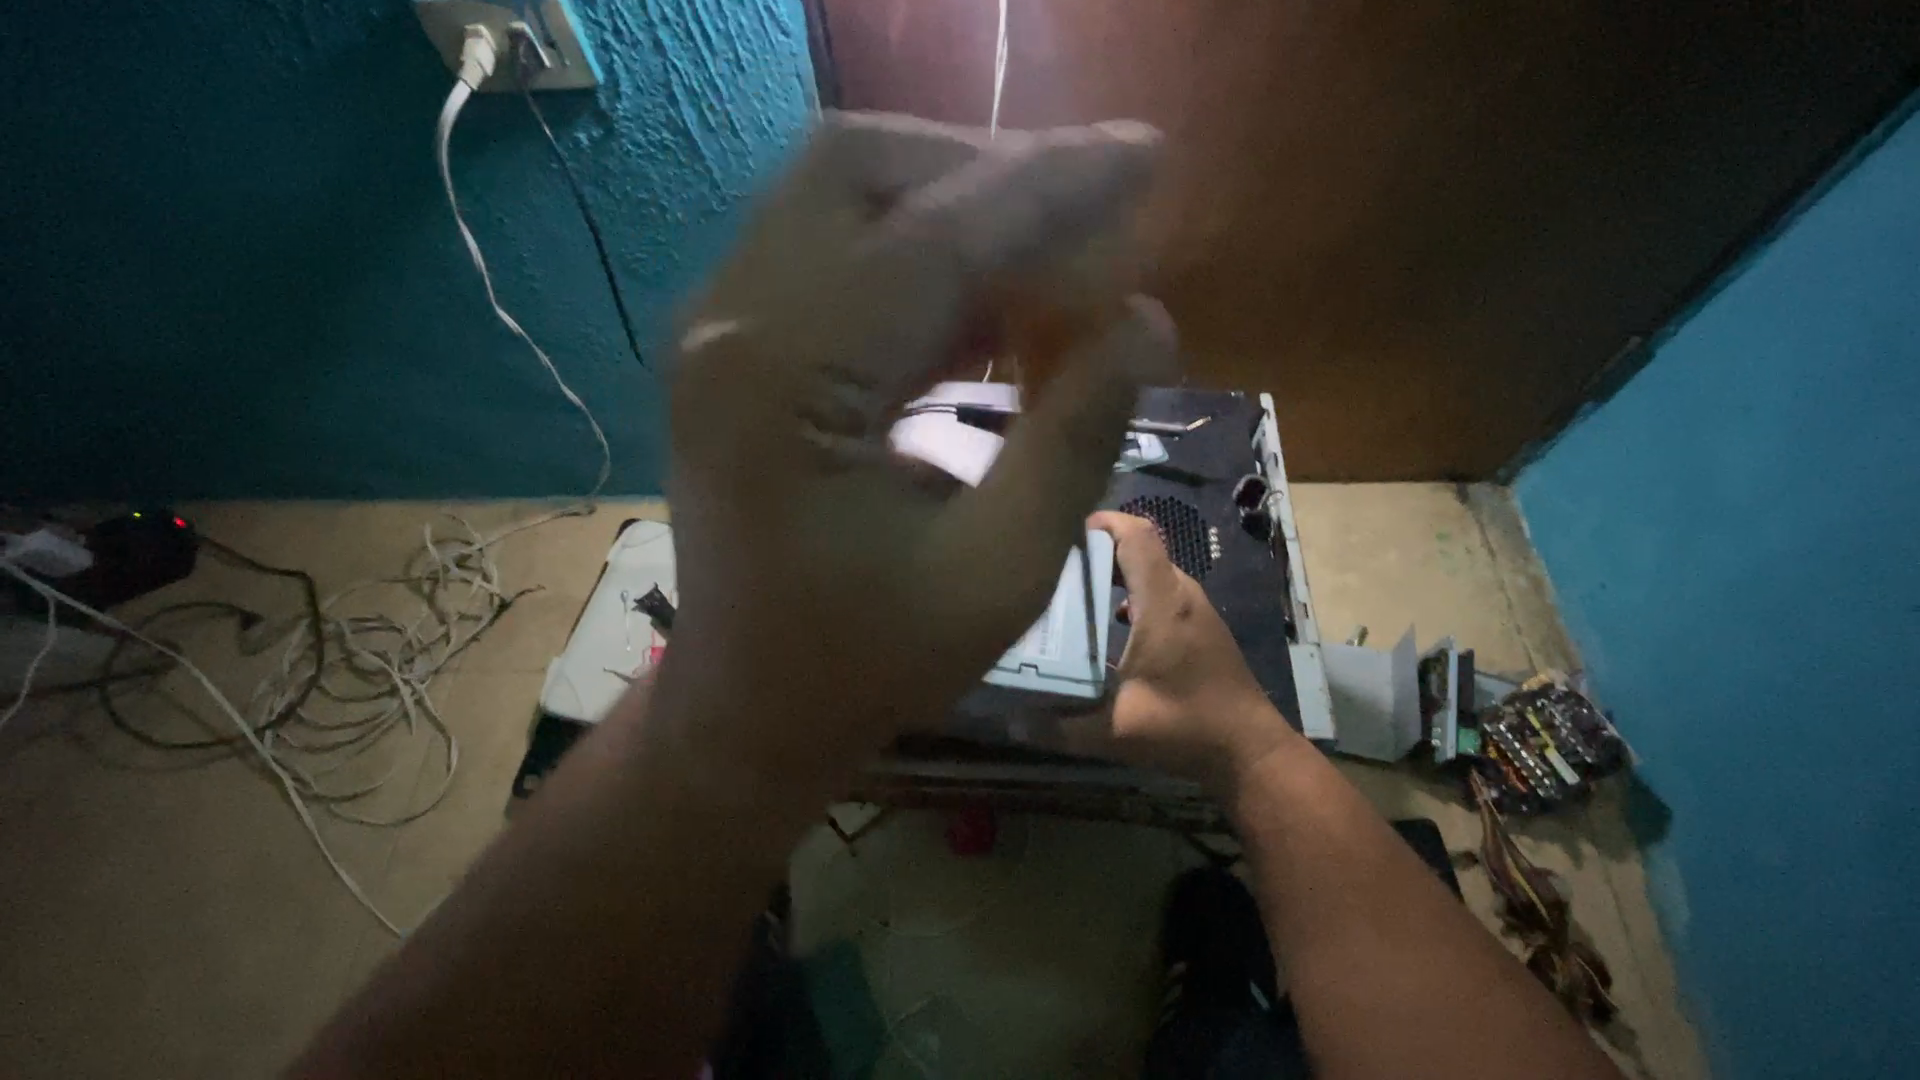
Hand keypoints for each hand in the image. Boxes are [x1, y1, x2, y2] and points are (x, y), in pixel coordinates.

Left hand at [653, 112, 1177, 786]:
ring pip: (844, 199)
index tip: (1146, 156)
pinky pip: (836, 259)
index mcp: (783, 382)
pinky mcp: (738, 351)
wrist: (750, 711)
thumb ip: (1076, 436)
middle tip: (1096, 220)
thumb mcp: (999, 575)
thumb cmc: (868, 665)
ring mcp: (722, 331)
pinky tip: (994, 312)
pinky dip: (924, 263)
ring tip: (1059, 270)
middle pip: (862, 170)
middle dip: (992, 178)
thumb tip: (1145, 319)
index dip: (1051, 189)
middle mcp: (731, 326)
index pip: (934, 236)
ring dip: (959, 215)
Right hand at [1058, 511, 1299, 788]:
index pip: (1136, 535)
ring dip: (1116, 574)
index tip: (1063, 533)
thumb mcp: (1115, 730)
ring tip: (1075, 593)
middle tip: (1055, 568)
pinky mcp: (1201, 628)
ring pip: (1152, 572)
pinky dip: (1134, 595)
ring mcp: (1197, 611)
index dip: (1102, 523)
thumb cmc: (1185, 727)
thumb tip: (1011, 722)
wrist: (1249, 750)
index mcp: (1163, 604)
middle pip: (1140, 549)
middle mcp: (1182, 596)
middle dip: (1098, 551)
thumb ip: (1060, 726)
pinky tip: (1111, 627)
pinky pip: (1162, 594)